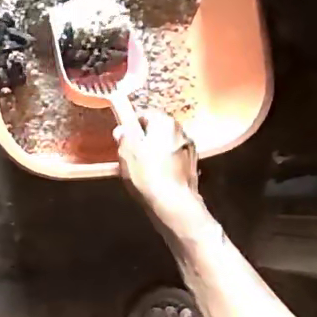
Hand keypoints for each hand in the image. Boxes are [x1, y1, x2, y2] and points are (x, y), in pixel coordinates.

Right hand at [114, 108, 201, 225]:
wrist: (174, 202)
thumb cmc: (147, 173)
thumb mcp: (127, 153)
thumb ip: (124, 137)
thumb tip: (122, 130)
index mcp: (164, 122)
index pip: (145, 114)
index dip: (132, 125)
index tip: (124, 137)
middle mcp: (181, 131)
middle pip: (158, 129)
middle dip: (146, 138)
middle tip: (131, 153)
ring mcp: (190, 149)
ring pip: (167, 144)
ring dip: (157, 151)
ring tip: (144, 167)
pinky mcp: (193, 166)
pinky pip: (174, 159)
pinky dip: (166, 163)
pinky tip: (157, 177)